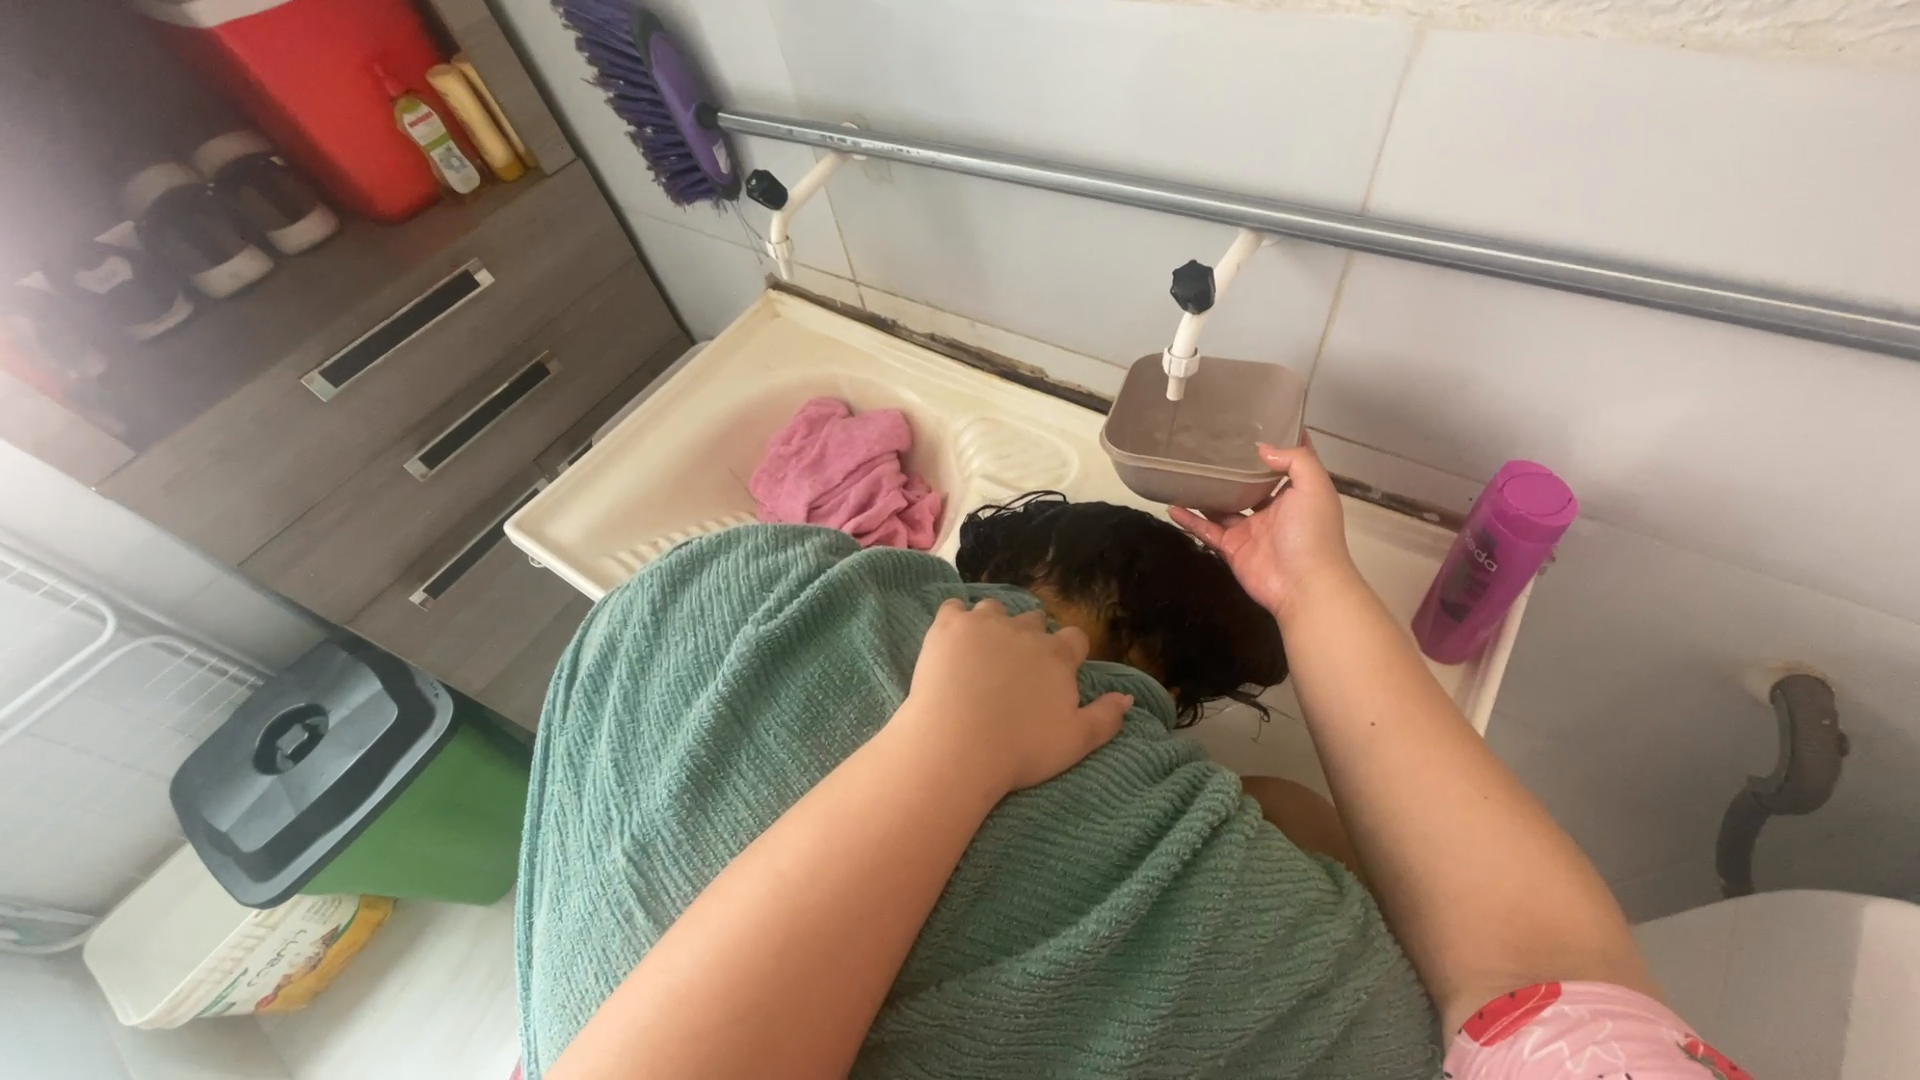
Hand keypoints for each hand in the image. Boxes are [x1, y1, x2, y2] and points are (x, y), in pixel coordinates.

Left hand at [894, 598, 1132, 796]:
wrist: (958, 746)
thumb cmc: (1021, 751)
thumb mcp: (1076, 742)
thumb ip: (1106, 717)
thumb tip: (1128, 697)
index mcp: (1058, 655)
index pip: (1075, 638)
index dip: (1068, 653)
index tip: (1055, 673)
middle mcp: (1024, 630)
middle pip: (1033, 620)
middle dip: (1029, 637)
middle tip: (1014, 668)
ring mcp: (984, 624)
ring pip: (994, 609)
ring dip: (993, 624)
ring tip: (981, 652)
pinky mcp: (948, 626)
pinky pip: (954, 608)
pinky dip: (955, 620)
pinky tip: (951, 640)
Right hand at [1169, 440, 1361, 622]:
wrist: (1303, 584)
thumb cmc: (1313, 532)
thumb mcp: (1315, 486)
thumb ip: (1295, 460)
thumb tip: (1262, 448)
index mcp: (1295, 494)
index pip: (1285, 464)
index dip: (1275, 444)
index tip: (1256, 422)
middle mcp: (1272, 509)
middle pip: (1248, 484)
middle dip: (1232, 468)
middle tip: (1208, 446)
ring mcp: (1249, 529)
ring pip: (1222, 506)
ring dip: (1206, 492)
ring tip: (1184, 472)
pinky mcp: (1231, 548)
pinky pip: (1206, 529)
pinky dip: (1189, 519)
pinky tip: (1172, 506)